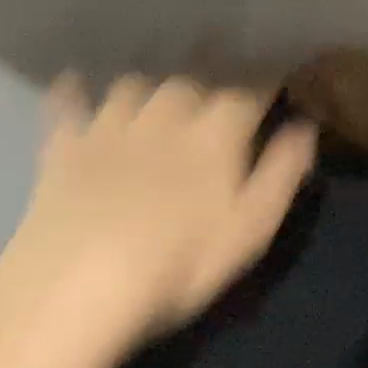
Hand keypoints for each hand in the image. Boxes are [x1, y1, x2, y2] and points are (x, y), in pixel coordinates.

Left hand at [0, 74, 317, 350]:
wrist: (80, 282)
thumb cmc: (178, 268)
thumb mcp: (248, 233)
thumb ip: (279, 175)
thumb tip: (304, 128)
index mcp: (214, 135)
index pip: (247, 95)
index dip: (261, 89)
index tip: (271, 92)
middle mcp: (162, 116)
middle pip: (190, 84)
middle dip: (206, 87)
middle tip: (213, 104)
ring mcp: (108, 127)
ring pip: (134, 87)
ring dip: (150, 90)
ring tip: (156, 103)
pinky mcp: (63, 146)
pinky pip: (68, 103)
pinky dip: (74, 92)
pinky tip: (75, 85)